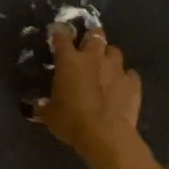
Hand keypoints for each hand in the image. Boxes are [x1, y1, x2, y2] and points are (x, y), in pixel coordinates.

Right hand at [38, 22, 142, 166]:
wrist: (106, 135)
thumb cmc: (72, 122)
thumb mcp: (50, 116)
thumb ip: (43, 107)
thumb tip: (35, 108)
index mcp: (70, 61)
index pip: (62, 36)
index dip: (59, 32)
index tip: (57, 32)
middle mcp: (94, 57)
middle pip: (95, 34)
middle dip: (91, 38)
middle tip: (87, 49)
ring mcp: (116, 68)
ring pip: (114, 50)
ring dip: (109, 56)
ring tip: (106, 68)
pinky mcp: (132, 82)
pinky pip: (130, 74)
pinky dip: (126, 78)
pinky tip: (122, 87)